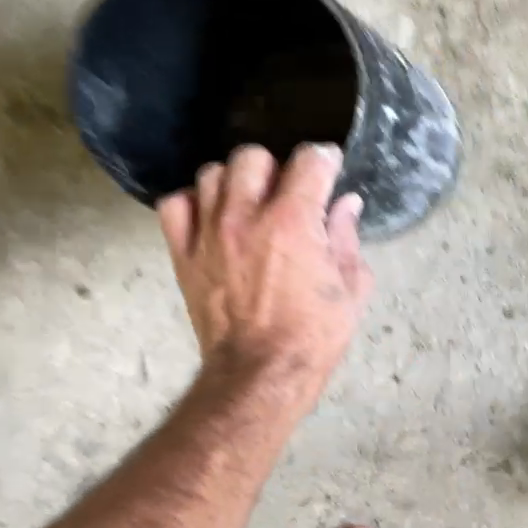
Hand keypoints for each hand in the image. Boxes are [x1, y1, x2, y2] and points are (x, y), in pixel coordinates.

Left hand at [156, 144, 372, 403]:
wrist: (263, 369)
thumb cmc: (317, 332)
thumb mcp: (352, 285)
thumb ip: (347, 237)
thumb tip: (346, 204)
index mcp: (295, 221)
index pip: (308, 162)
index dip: (325, 159)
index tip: (331, 166)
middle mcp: (246, 215)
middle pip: (253, 157)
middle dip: (277, 167)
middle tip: (290, 190)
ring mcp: (207, 232)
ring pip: (212, 174)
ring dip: (236, 182)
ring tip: (252, 203)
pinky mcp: (182, 252)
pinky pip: (175, 204)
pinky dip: (195, 203)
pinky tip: (215, 218)